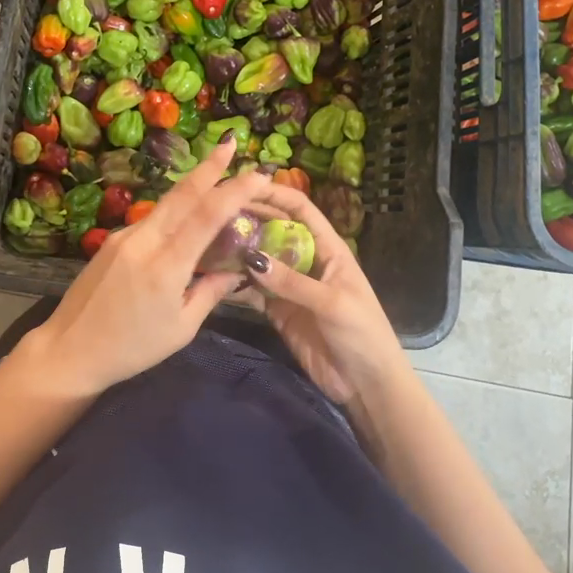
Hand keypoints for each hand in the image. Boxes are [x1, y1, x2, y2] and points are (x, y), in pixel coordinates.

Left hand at [15, 141, 276, 397]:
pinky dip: (174, 210)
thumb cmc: (131, 348)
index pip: (206, 216)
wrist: (70, 349)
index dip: (234, 191)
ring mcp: (124, 237)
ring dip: (193, 186)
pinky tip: (187, 214)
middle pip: (182, 195)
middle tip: (232, 143)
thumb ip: (210, 292)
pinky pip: (152, 219)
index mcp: (165, 266)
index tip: (259, 174)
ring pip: (166, 204)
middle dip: (210, 167)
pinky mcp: (112, 240)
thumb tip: (237, 268)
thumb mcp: (181, 328)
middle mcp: (144, 241)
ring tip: (218, 173)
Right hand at [232, 184, 407, 411]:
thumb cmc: (362, 335)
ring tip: (205, 240)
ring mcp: (290, 285)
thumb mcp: (332, 304)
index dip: (274, 194)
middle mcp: (306, 260)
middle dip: (248, 218)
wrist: (367, 386)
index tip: (242, 186)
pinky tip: (212, 276)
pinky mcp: (277, 310)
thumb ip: (292, 281)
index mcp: (328, 249)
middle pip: (273, 229)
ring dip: (236, 250)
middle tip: (213, 211)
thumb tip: (251, 257)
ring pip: (258, 258)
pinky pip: (252, 290)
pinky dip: (234, 282)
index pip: (300, 209)